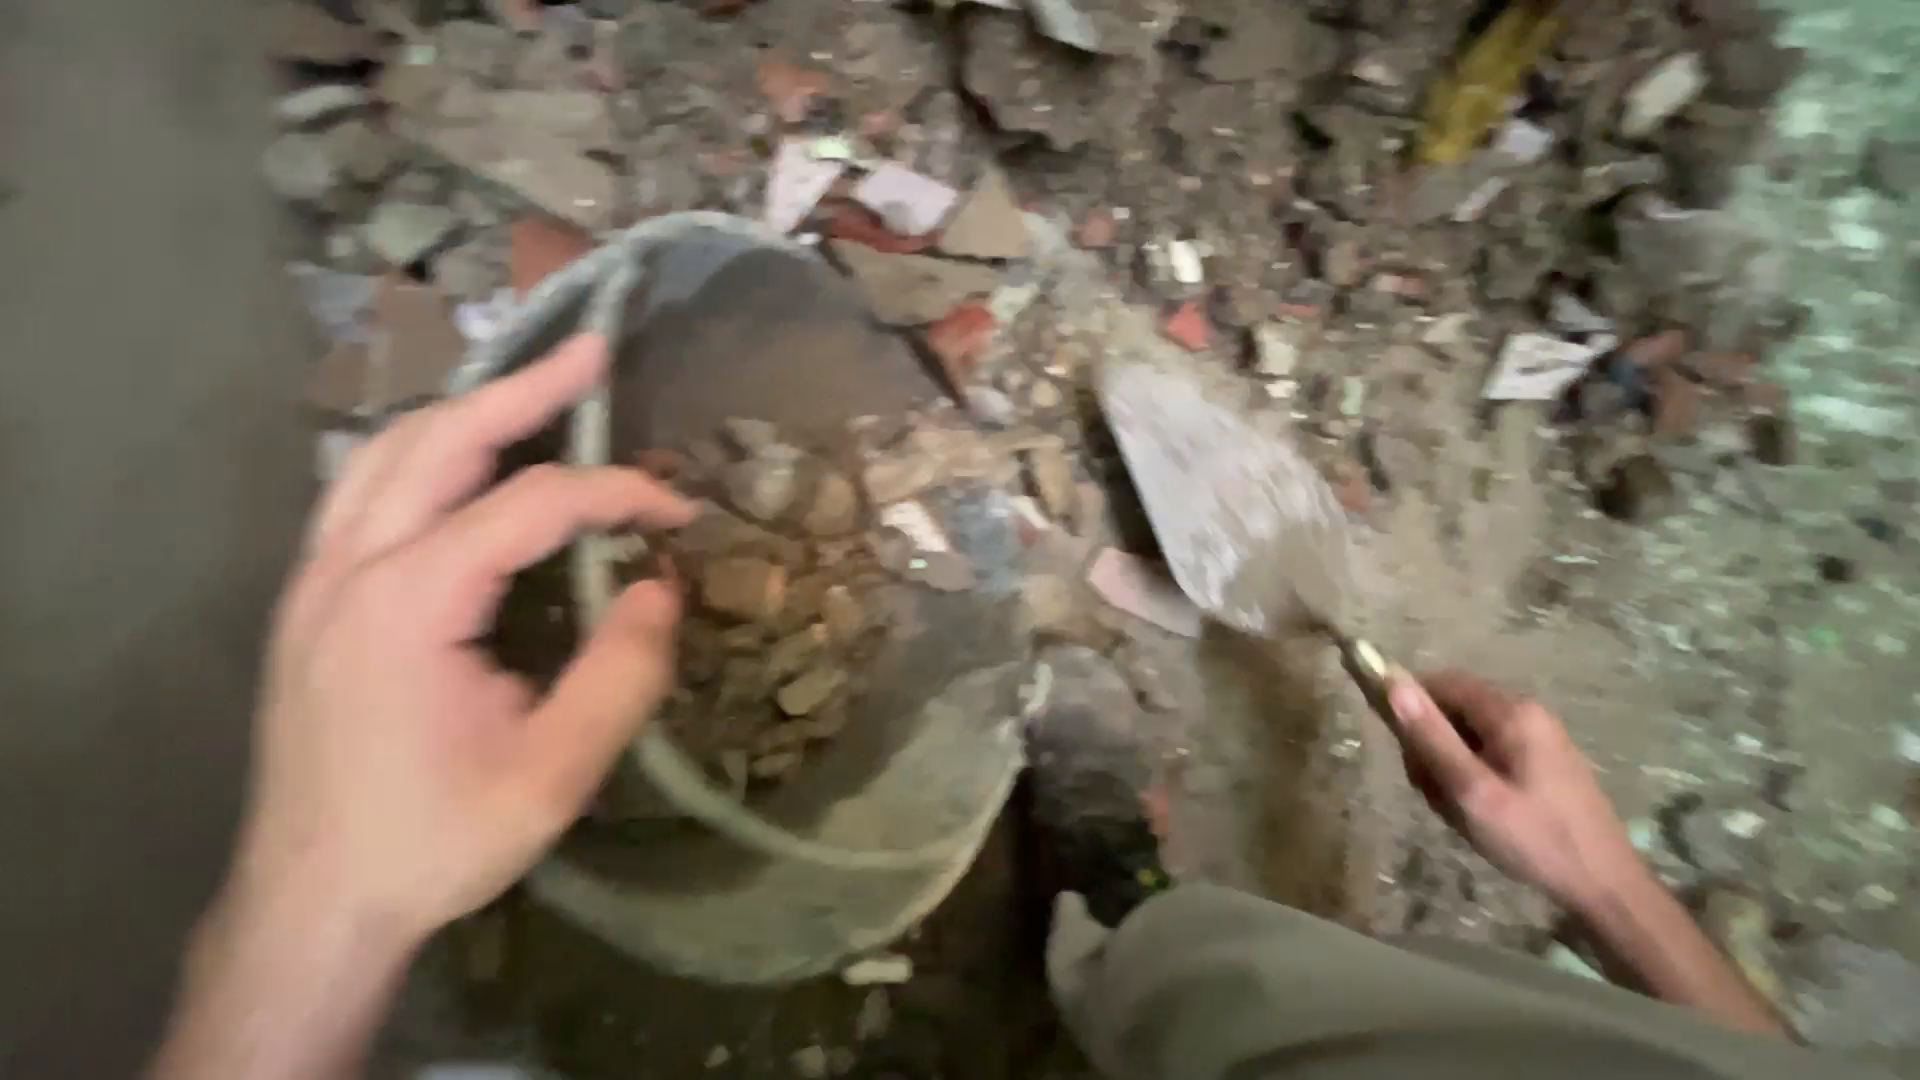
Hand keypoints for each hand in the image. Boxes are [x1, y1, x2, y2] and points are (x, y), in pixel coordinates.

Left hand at [234, 333, 696, 950]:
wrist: (315, 902)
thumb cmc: (440, 838)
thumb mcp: (557, 771)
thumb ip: (622, 672)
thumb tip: (662, 586)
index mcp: (408, 603)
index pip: (532, 504)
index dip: (619, 493)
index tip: (682, 515)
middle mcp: (350, 568)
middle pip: (441, 439)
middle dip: (527, 388)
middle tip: (594, 350)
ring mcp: (318, 579)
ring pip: (390, 452)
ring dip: (471, 409)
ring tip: (539, 387)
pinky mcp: (314, 600)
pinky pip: (367, 489)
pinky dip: (428, 451)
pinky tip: (467, 459)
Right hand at [1385, 672, 1643, 914]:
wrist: (1606, 888)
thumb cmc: (1533, 838)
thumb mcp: (1471, 790)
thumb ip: (1430, 735)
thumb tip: (1392, 681)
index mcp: (1511, 712)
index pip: (1439, 683)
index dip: (1412, 710)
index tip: (1407, 754)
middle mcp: (1527, 712)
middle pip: (1453, 709)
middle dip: (1431, 745)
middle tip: (1435, 792)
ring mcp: (1539, 736)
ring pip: (1467, 733)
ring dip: (1449, 765)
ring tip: (1458, 808)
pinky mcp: (1544, 759)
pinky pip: (1489, 751)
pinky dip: (1472, 774)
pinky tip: (1479, 808)